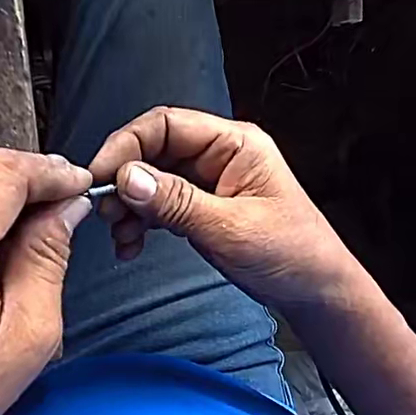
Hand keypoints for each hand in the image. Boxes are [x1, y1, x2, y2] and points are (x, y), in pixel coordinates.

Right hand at [89, 107, 362, 314]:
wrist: (315, 290)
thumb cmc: (293, 253)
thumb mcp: (231, 228)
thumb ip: (177, 202)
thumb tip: (126, 177)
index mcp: (236, 144)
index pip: (166, 124)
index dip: (127, 145)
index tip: (99, 175)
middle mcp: (220, 156)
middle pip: (154, 150)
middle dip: (124, 179)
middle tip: (105, 211)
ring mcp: (210, 182)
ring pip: (152, 179)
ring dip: (129, 205)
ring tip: (121, 234)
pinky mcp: (203, 208)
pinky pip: (160, 204)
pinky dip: (142, 222)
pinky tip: (132, 244)